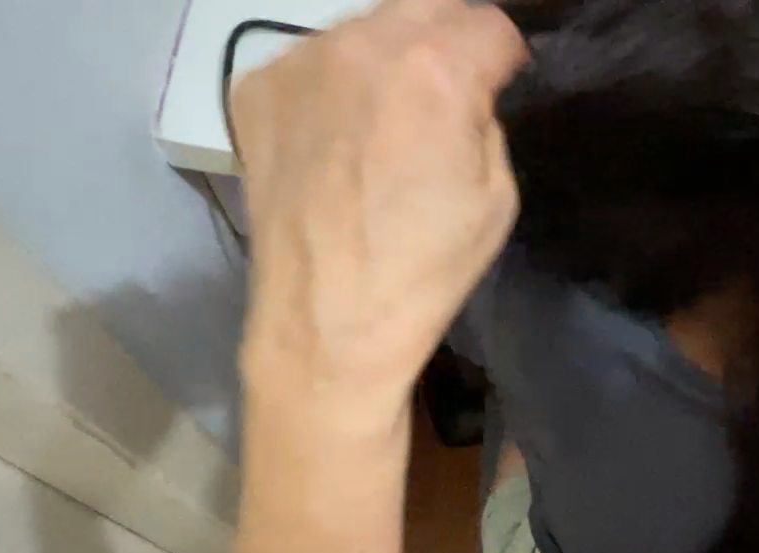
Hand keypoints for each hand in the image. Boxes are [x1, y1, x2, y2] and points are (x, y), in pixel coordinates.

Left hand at [231, 0, 526, 401]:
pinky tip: (337, 144)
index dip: (503, 58)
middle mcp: (362, 42)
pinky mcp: (255, 86)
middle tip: (445, 101)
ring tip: (385, 126)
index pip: (489, 23)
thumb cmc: (427, 268)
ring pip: (362, 28)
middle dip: (446, 43)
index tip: (499, 87)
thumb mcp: (497, 199)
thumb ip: (486, 123)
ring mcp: (300, 58)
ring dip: (387, 60)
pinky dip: (335, 88)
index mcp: (437, 70)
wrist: (330, 316)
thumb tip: (466, 97)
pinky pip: (312, 62)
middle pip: (423, 5)